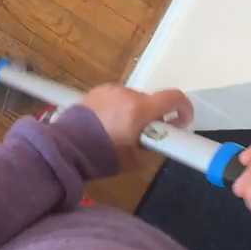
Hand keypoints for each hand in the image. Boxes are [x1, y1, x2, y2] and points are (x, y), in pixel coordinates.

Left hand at [79, 85, 193, 168]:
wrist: (66, 147)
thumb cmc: (103, 156)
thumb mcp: (136, 159)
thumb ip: (156, 146)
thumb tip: (165, 137)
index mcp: (139, 109)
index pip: (174, 98)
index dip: (184, 108)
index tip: (182, 121)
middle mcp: (127, 93)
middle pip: (150, 101)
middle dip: (152, 117)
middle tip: (144, 136)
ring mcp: (110, 90)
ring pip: (132, 99)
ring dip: (133, 111)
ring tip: (120, 131)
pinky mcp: (96, 91)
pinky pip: (115, 98)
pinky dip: (117, 108)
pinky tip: (106, 124)